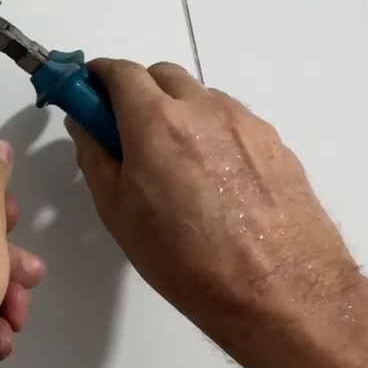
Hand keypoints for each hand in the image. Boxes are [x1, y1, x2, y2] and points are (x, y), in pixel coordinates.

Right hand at [69, 59, 360, 334]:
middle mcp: (203, 110)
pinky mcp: (279, 146)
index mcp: (156, 121)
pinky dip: (210, 131)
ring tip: (173, 162)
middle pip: (161, 75)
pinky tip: (212, 179)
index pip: (119, 71)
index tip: (86, 96)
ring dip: (176, 110)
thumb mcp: (117, 211)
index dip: (96, 77)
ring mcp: (246, 125)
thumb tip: (84, 123)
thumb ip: (94, 156)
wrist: (283, 296)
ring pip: (199, 97)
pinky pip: (232, 121)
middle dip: (136, 90)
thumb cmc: (183, 257)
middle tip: (124, 132)